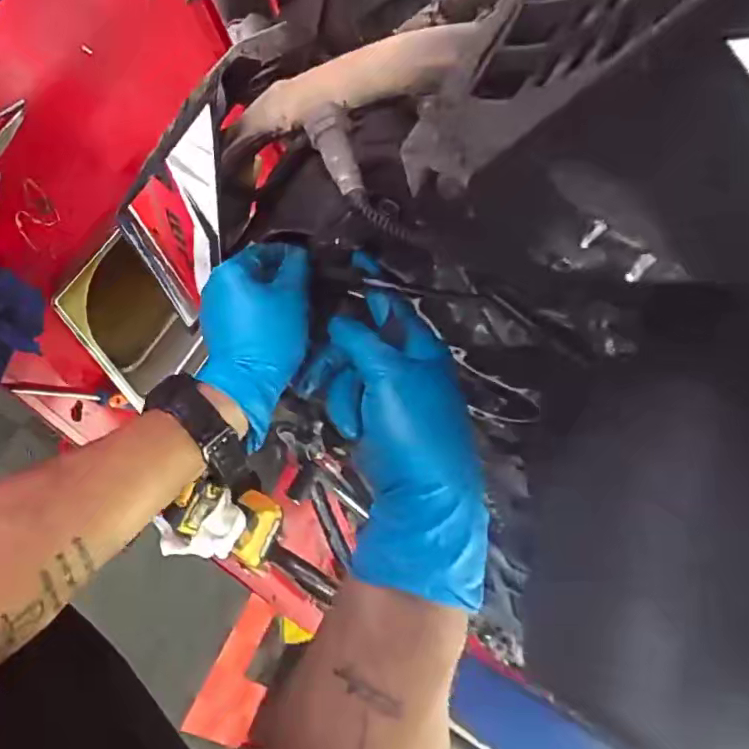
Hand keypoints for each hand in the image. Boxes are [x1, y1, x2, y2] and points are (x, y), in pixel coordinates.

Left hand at [195, 243, 311, 446]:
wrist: (244, 382)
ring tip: (296, 302)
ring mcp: (213, 307)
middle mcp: (214, 285)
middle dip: (280, 276)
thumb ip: (296, 266)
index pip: (263, 249)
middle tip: (305, 284)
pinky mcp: (217, 327)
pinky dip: (259, 309)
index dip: (290, 255)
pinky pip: (242, 308)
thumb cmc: (269, 337)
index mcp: (228, 272)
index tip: (309, 265)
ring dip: (271, 293)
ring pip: (249, 290)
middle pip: (254, 270)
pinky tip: (278, 319)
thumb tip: (298, 252)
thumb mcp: (292, 296)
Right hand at [299, 285, 488, 611]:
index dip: (369, 283)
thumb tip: (339, 318)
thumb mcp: (388, 378)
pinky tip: (354, 428)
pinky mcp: (370, 412)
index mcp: (418, 347)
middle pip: (355, 339)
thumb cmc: (414, 428)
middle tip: (328, 372)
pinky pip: (344, 395)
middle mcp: (401, 363)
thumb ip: (362, 342)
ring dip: (343, 393)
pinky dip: (345, 410)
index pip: (389, 304)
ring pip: (343, 369)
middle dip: (341, 358)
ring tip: (354, 417)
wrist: (420, 489)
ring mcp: (385, 389)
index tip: (351, 259)